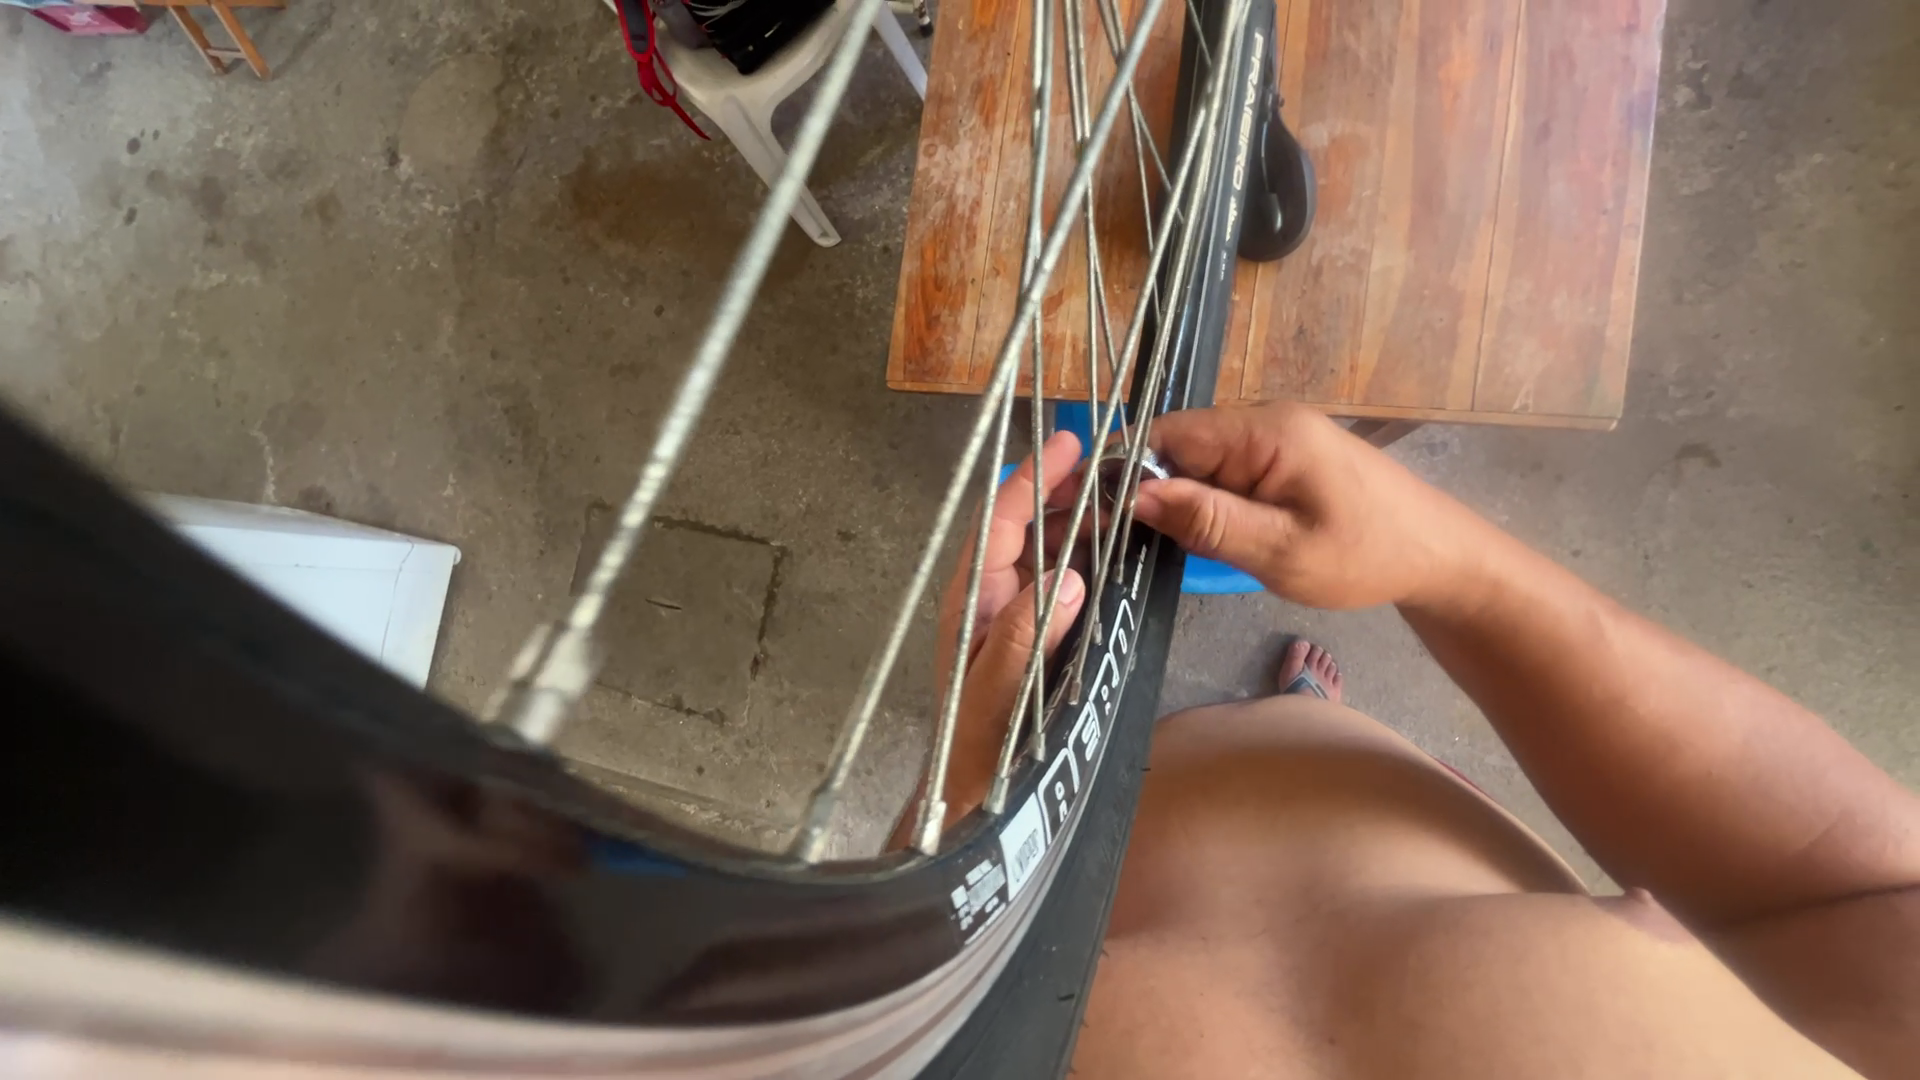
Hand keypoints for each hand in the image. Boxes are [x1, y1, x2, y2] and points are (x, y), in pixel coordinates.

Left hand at [905, 431, 1087, 840]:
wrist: (971, 786)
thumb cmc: (978, 740)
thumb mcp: (1000, 689)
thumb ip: (1027, 634)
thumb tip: (1071, 576)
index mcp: (973, 594)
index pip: (1002, 521)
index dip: (1033, 478)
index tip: (1068, 443)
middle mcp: (988, 590)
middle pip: (1022, 522)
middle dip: (1059, 487)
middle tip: (1107, 463)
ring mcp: (1008, 606)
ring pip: (1040, 544)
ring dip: (1074, 516)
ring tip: (1116, 497)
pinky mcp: (1027, 625)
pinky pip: (1054, 575)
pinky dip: (1080, 552)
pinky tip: (1108, 545)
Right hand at [1131, 403, 1486, 609]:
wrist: (1439, 557)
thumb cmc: (1366, 556)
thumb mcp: (1280, 550)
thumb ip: (1206, 520)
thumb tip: (1134, 496)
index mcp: (1264, 432)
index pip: (1168, 434)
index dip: (1125, 468)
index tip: (1090, 510)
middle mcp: (1262, 421)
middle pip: (1175, 445)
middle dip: (1144, 489)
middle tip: (1116, 536)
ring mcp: (1270, 438)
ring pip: (1193, 462)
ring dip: (1171, 500)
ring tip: (1153, 540)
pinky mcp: (1277, 459)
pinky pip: (1218, 473)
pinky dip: (1198, 503)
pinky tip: (1193, 534)